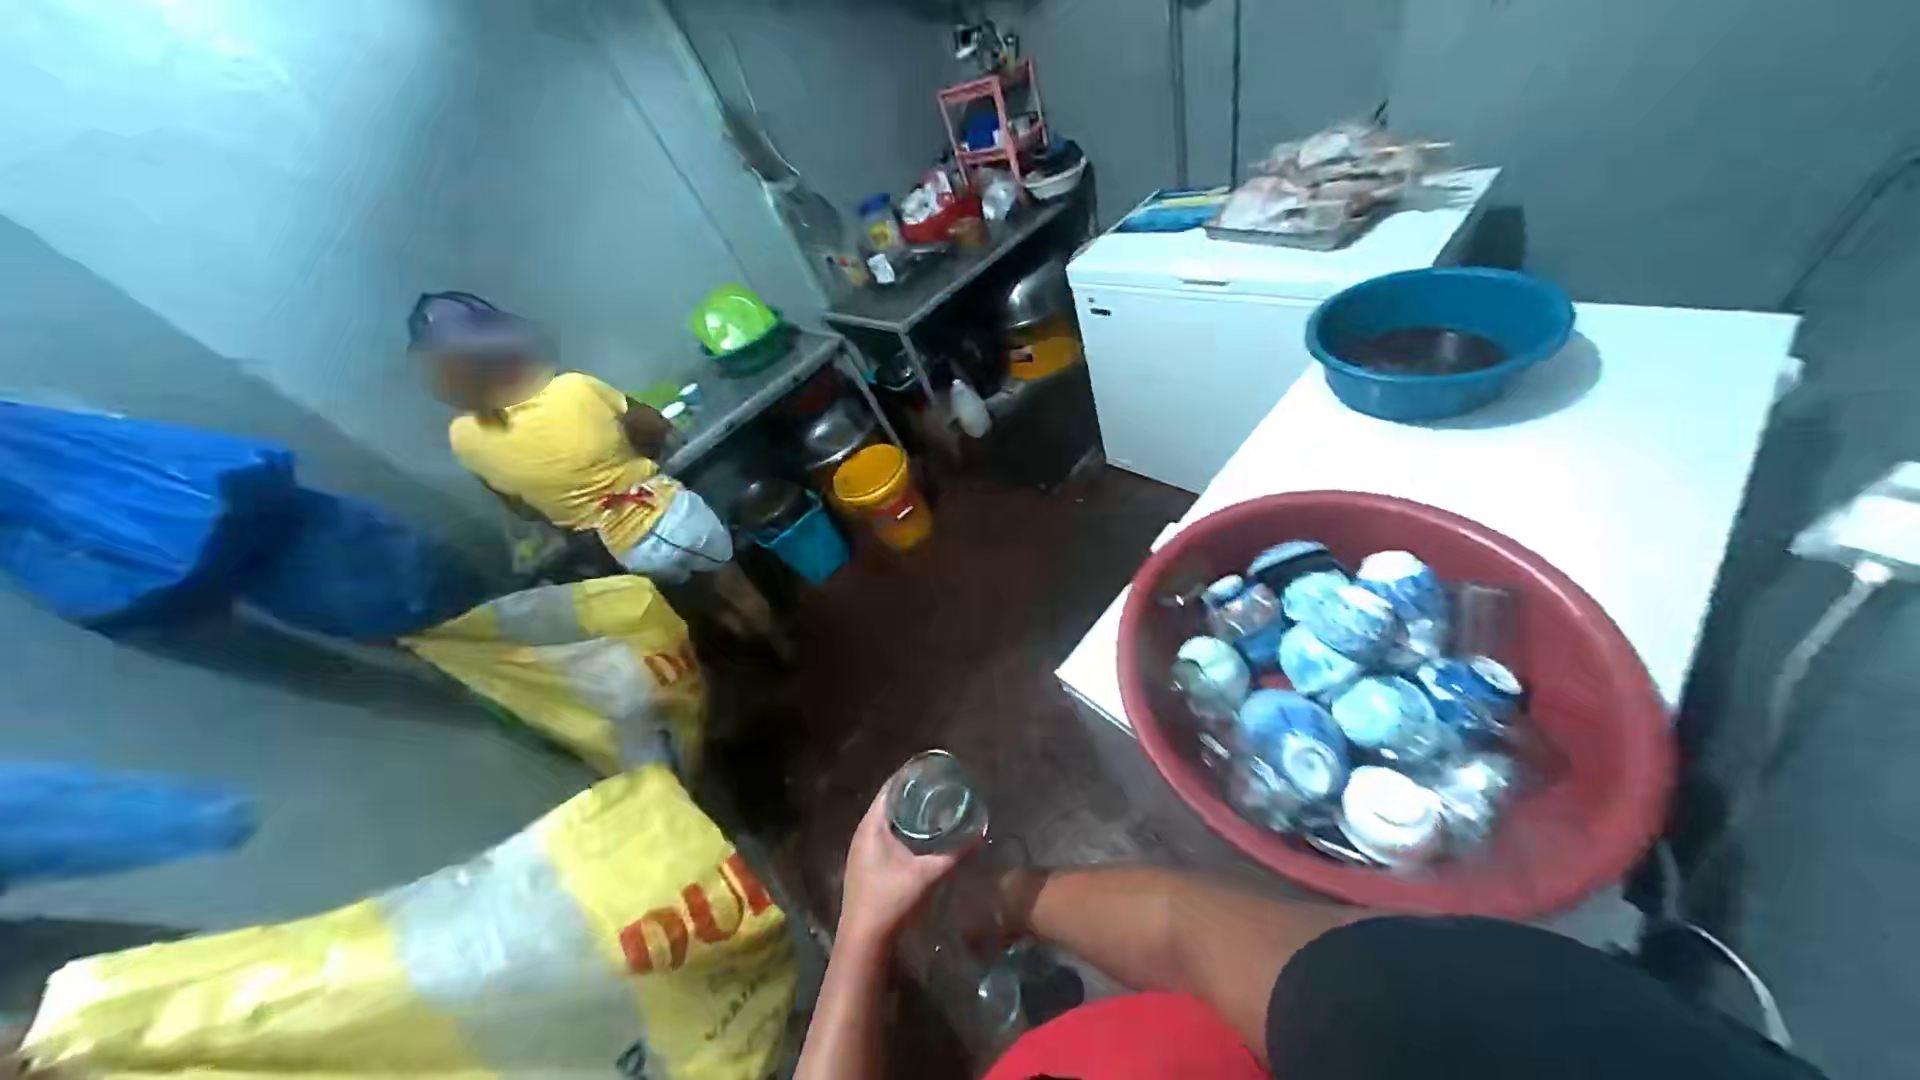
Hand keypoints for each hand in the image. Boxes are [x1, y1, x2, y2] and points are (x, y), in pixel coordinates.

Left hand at [836, 786, 967, 948]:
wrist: (864, 941)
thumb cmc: (891, 901)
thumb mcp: (927, 875)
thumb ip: (954, 855)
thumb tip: (980, 835)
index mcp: (872, 825)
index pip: (891, 787)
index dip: (911, 776)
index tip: (934, 771)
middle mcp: (862, 832)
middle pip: (889, 802)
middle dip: (914, 794)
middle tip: (941, 788)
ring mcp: (860, 849)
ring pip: (886, 820)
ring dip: (907, 813)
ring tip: (934, 806)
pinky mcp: (864, 863)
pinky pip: (884, 834)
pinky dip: (901, 828)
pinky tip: (919, 835)